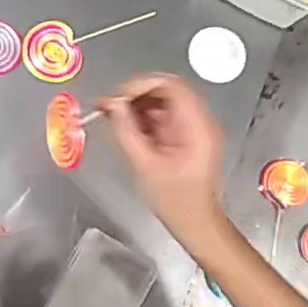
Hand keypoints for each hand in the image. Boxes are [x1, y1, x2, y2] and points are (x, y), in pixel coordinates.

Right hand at [97, 74, 227, 246]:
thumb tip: (112, 105)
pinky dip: (140, 117)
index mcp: (197, 127)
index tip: (117, 98)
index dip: (141, 85)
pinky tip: (123, 125)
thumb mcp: (146, 166)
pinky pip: (160, 116)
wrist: (193, 221)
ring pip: (161, 101)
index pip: (171, 86)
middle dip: (134, 94)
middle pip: (165, 90)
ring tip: (111, 115)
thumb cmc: (175, 201)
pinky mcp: (182, 135)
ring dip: (135, 105)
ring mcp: (191, 128)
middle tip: (109, 105)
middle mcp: (198, 121)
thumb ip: (127, 132)